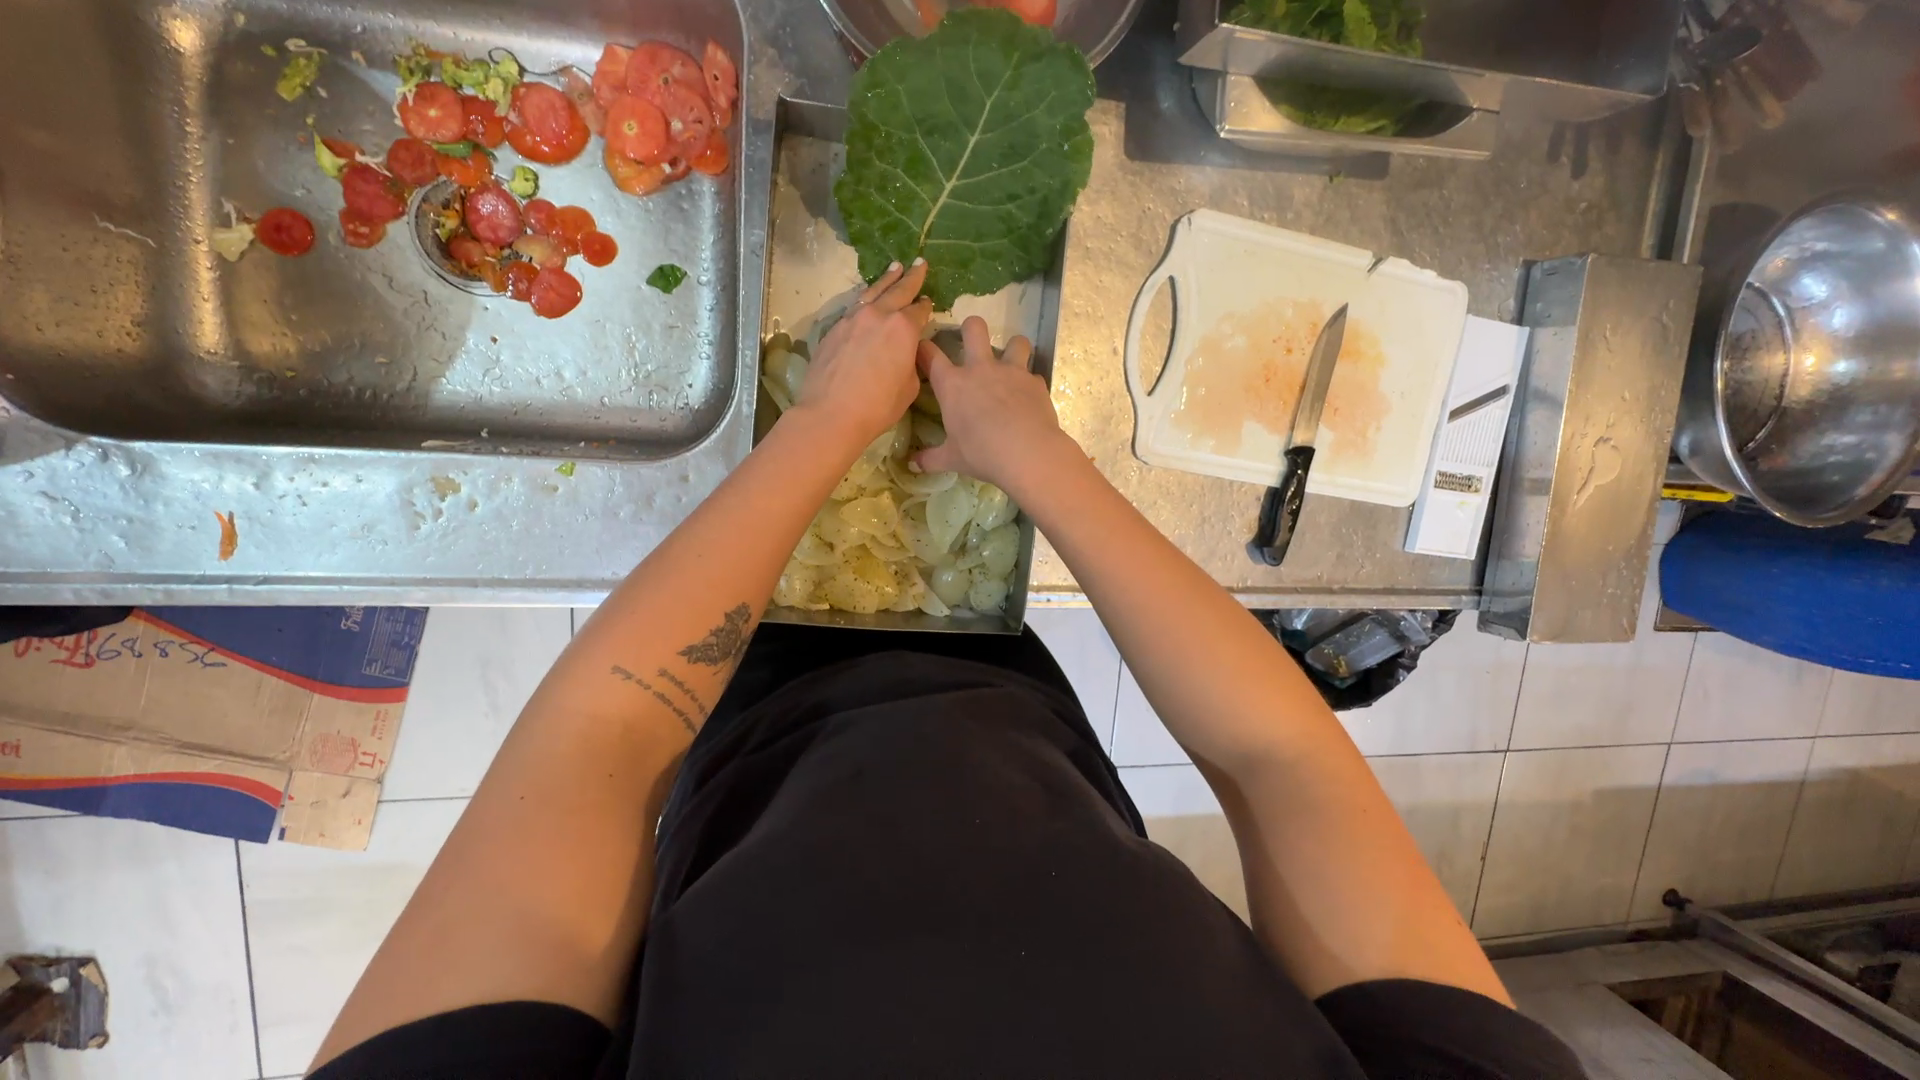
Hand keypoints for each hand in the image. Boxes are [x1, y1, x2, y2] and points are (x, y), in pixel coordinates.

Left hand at [792, 259, 932, 445]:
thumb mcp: (909, 387)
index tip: (929, 302)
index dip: (926, 307)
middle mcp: (878, 316)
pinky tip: (867, 298)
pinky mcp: (833, 330)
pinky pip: (854, 306)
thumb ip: (911, 363)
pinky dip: (865, 298)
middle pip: (898, 291)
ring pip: (872, 293)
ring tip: (894, 268)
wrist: (830, 413)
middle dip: (911, 277)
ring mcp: (852, 319)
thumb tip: (905, 354)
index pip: (919, 311)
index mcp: (903, 329)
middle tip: (919, 263)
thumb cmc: (877, 406)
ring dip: (886, 280)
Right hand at [914, 316, 1072, 490]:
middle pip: (974, 328)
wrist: (1028, 453)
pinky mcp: (1035, 382)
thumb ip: (930, 459)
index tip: (922, 349)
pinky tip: (1029, 396)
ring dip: (1013, 347)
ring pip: (1015, 341)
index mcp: (953, 384)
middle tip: (971, 341)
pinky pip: (1033, 374)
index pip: (929, 354)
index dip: (923, 348)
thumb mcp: (952, 459)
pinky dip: (1030, 382)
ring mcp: (1011, 371)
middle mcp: (980, 368)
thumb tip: (912, 465)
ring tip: (1012, 361)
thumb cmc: (982, 454)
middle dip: (971, 327)